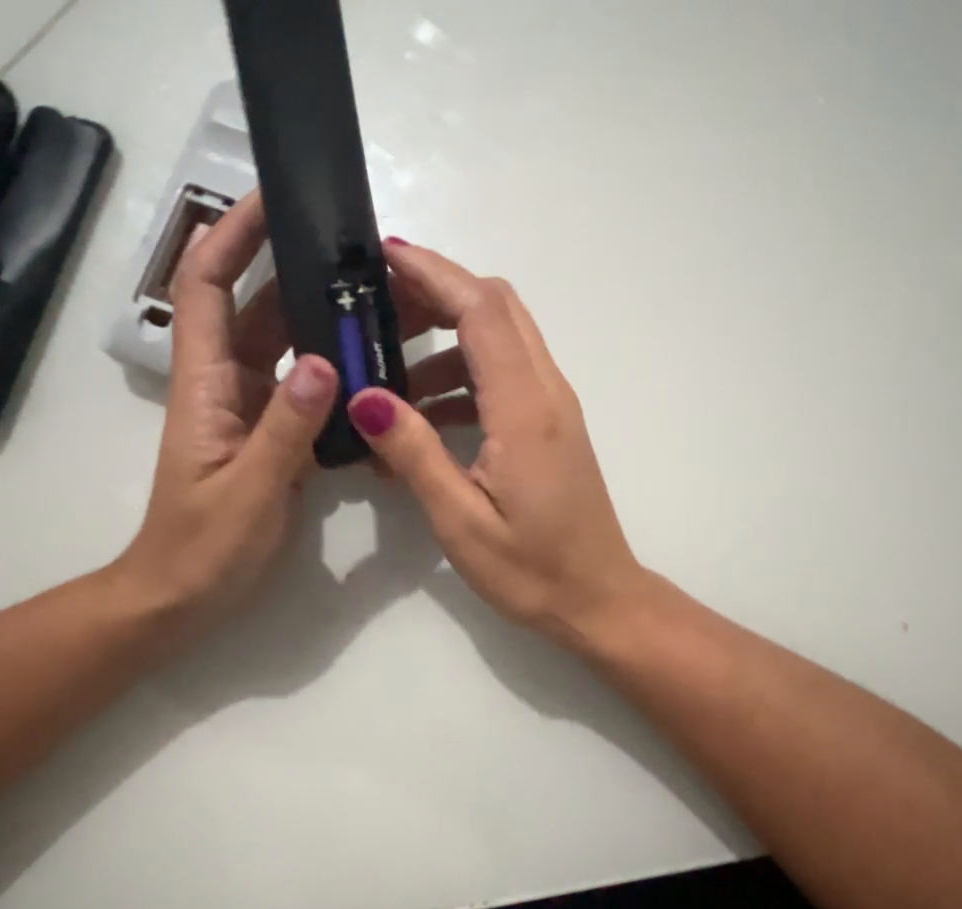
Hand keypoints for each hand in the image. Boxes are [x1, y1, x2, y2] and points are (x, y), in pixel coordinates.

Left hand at [113, 194, 337, 625]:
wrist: (179, 598)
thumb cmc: (201, 548)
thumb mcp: (248, 491)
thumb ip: (286, 429)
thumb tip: (327, 361)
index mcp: (205, 385)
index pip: (205, 286)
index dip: (232, 235)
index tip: (273, 196)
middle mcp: (226, 383)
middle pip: (256, 305)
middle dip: (298, 268)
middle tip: (360, 247)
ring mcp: (250, 408)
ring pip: (286, 343)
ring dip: (324, 315)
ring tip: (380, 294)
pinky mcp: (272, 435)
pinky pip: (305, 385)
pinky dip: (335, 365)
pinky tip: (376, 360)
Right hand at [347, 241, 646, 642]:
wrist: (598, 600)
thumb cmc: (532, 569)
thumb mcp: (460, 520)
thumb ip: (413, 452)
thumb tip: (363, 396)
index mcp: (524, 408)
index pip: (480, 310)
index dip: (433, 273)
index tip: (382, 255)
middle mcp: (545, 391)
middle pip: (495, 307)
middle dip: (435, 292)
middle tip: (372, 308)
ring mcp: (552, 407)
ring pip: (499, 338)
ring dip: (443, 339)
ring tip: (381, 371)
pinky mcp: (549, 426)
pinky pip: (502, 376)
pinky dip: (460, 377)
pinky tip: (418, 417)